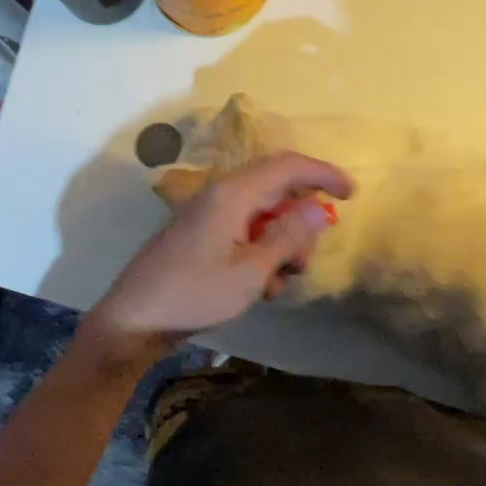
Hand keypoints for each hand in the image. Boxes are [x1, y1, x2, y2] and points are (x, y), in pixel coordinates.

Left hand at [88, 151, 352, 348]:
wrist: (134, 319)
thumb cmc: (194, 295)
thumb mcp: (251, 272)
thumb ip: (288, 238)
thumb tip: (318, 207)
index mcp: (232, 194)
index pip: (288, 166)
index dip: (323, 174)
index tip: (351, 194)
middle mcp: (219, 194)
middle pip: (277, 191)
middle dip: (300, 225)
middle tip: (303, 265)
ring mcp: (206, 213)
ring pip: (262, 216)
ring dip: (280, 246)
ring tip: (276, 285)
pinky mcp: (199, 234)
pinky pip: (243, 231)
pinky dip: (259, 253)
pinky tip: (257, 288)